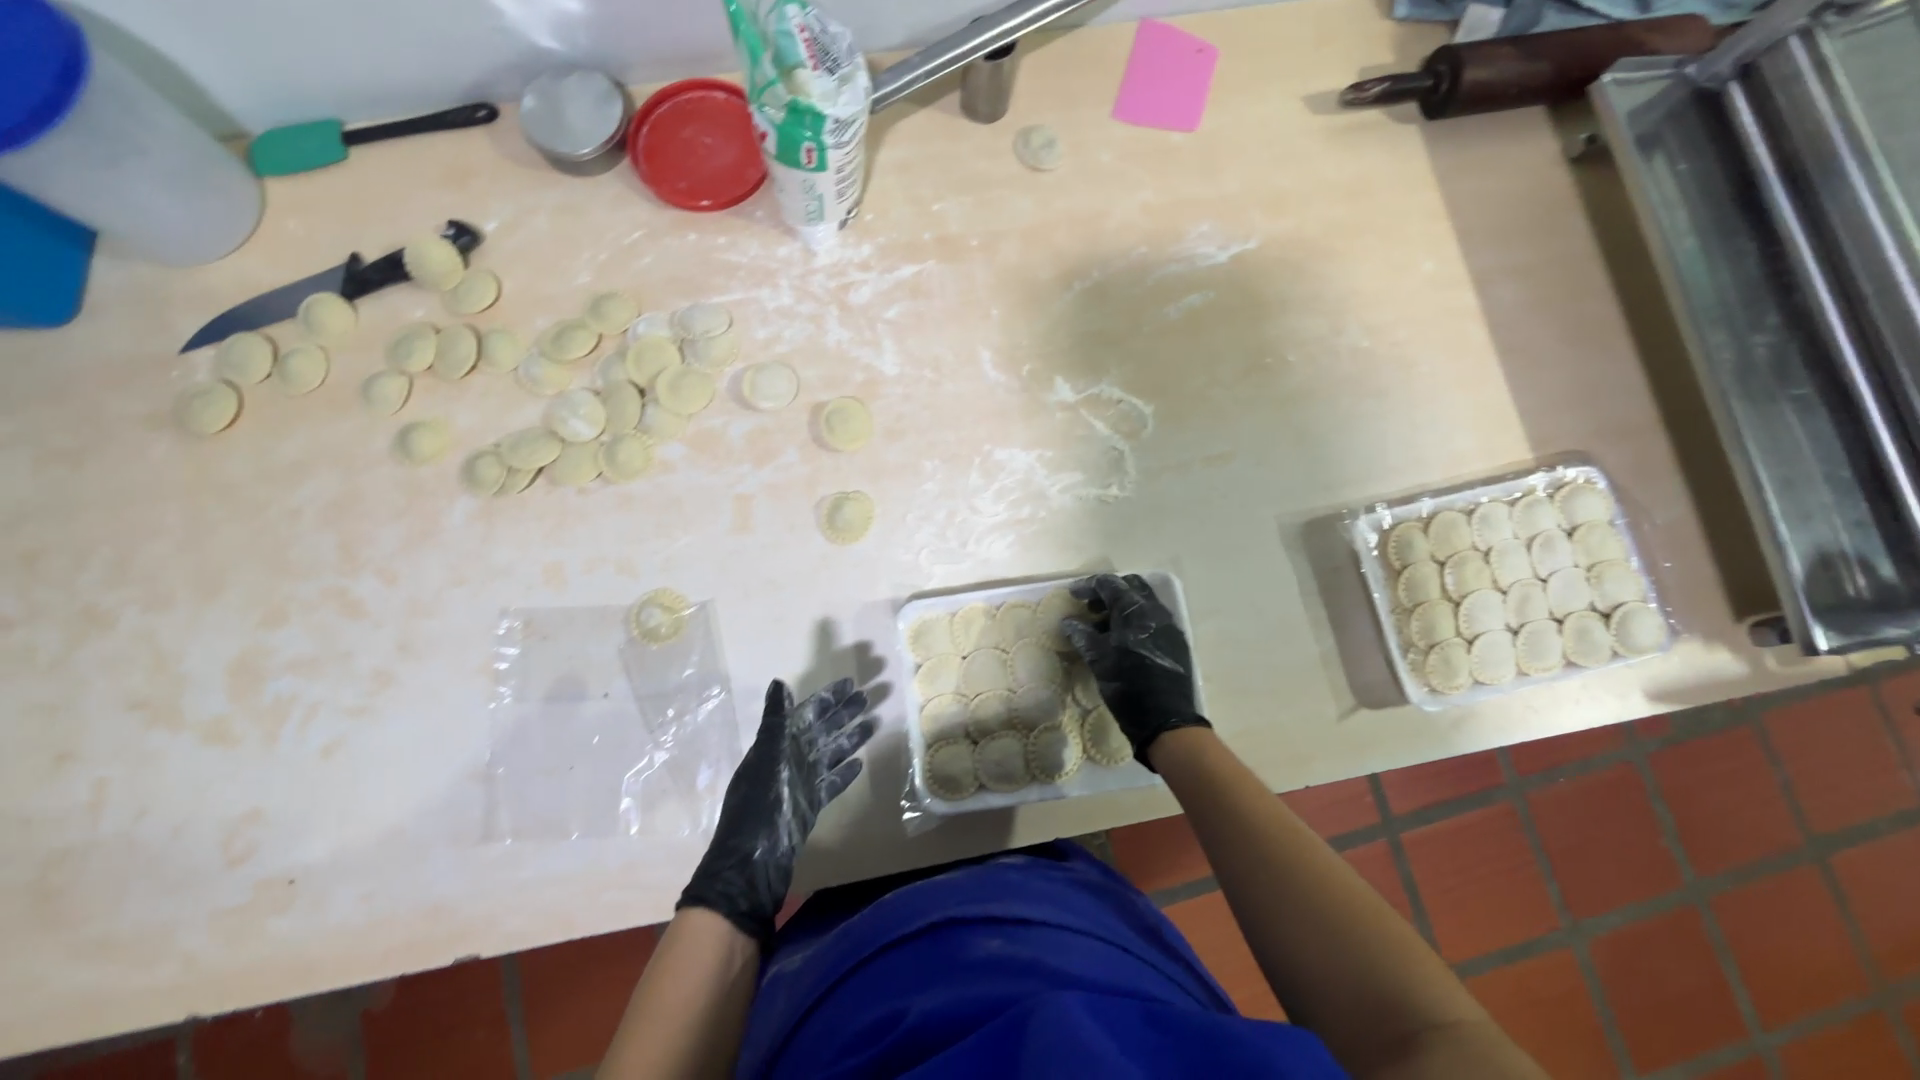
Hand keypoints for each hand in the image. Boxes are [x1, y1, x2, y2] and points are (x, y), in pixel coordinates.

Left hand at [676, 677, 874, 943]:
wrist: (751, 864)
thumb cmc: (758, 807)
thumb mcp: (766, 759)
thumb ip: (775, 722)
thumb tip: (779, 683)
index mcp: (777, 745)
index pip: (807, 713)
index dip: (827, 698)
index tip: (851, 683)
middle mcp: (789, 760)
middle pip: (822, 731)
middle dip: (843, 714)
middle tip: (869, 696)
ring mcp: (799, 784)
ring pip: (829, 754)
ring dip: (849, 739)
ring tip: (873, 724)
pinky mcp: (808, 806)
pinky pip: (830, 783)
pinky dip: (843, 773)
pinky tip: (859, 764)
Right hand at [1062, 573, 1209, 768]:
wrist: (1167, 721)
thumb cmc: (1128, 687)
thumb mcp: (1099, 661)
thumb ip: (1083, 636)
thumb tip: (1069, 622)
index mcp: (1136, 611)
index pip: (1110, 584)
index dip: (1088, 586)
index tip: (1072, 595)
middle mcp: (1156, 612)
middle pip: (1131, 588)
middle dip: (1108, 593)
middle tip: (1089, 607)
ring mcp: (1169, 627)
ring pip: (1143, 604)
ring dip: (1121, 609)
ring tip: (1101, 627)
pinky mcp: (1174, 643)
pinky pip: (1151, 621)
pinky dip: (1133, 622)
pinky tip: (1121, 642)